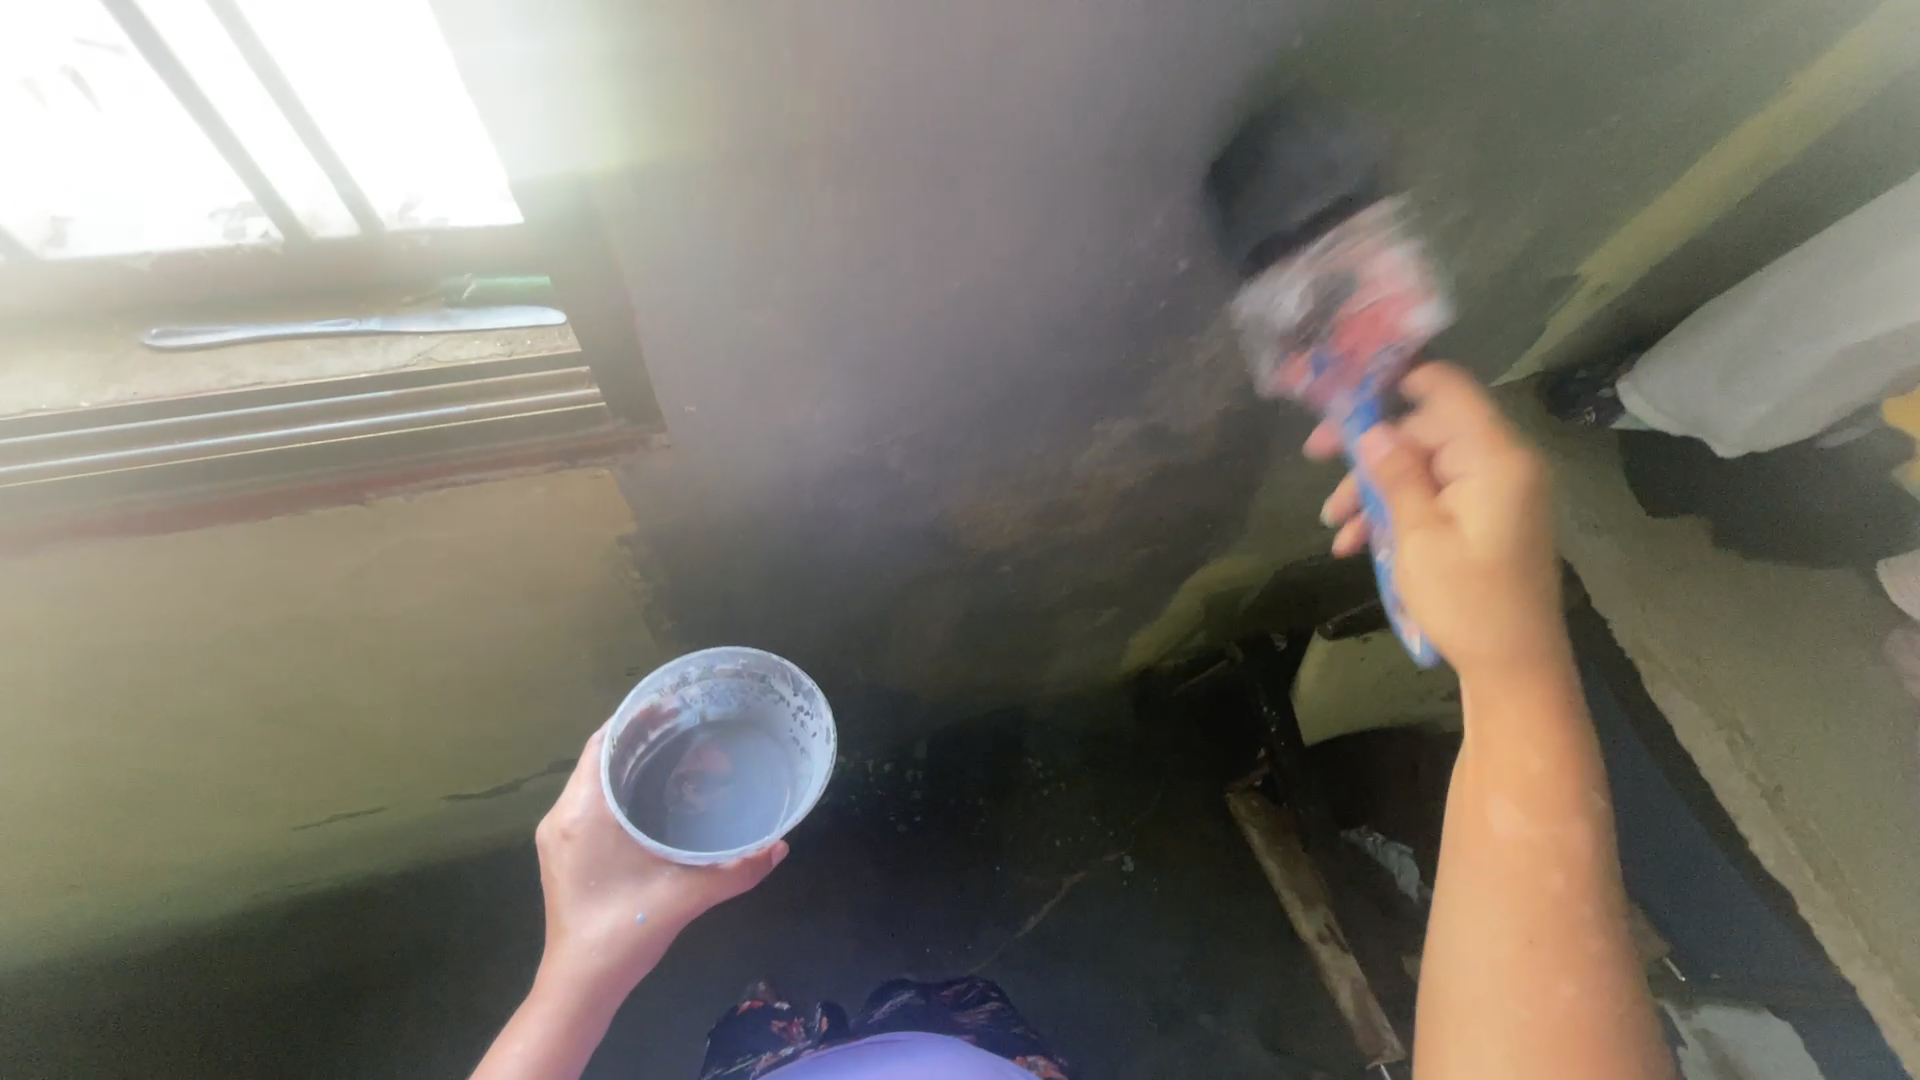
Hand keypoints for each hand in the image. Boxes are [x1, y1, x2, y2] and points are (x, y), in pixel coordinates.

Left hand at [532, 724, 787, 997]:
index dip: (637, 716)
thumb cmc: (624, 933)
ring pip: (596, 774)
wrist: (580, 986)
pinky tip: (659, 790)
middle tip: (693, 727)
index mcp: (585, 813)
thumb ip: (738, 870)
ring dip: (634, 758)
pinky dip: (623, 780)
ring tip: (682, 752)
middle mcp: (565, 814)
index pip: (603, 742)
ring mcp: (560, 832)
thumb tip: (781, 846)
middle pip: (601, 753)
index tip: (676, 704)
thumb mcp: (688, 896)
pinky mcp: (565, 847)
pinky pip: (593, 795)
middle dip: (645, 735)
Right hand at [1308, 362, 1564, 680]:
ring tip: (1337, 529)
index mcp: (1494, 459)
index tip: (1344, 399)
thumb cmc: (1465, 599)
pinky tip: (1359, 546)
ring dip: (1373, 492)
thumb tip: (1370, 430)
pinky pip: (1432, 498)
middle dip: (1369, 453)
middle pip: (1424, 432)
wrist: (1512, 664)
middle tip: (1316, 463)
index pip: (1446, 390)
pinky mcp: (1484, 518)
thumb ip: (1394, 476)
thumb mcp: (1417, 536)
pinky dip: (1395, 514)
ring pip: (1420, 468)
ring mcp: (1493, 493)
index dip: (1394, 384)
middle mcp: (1500, 465)